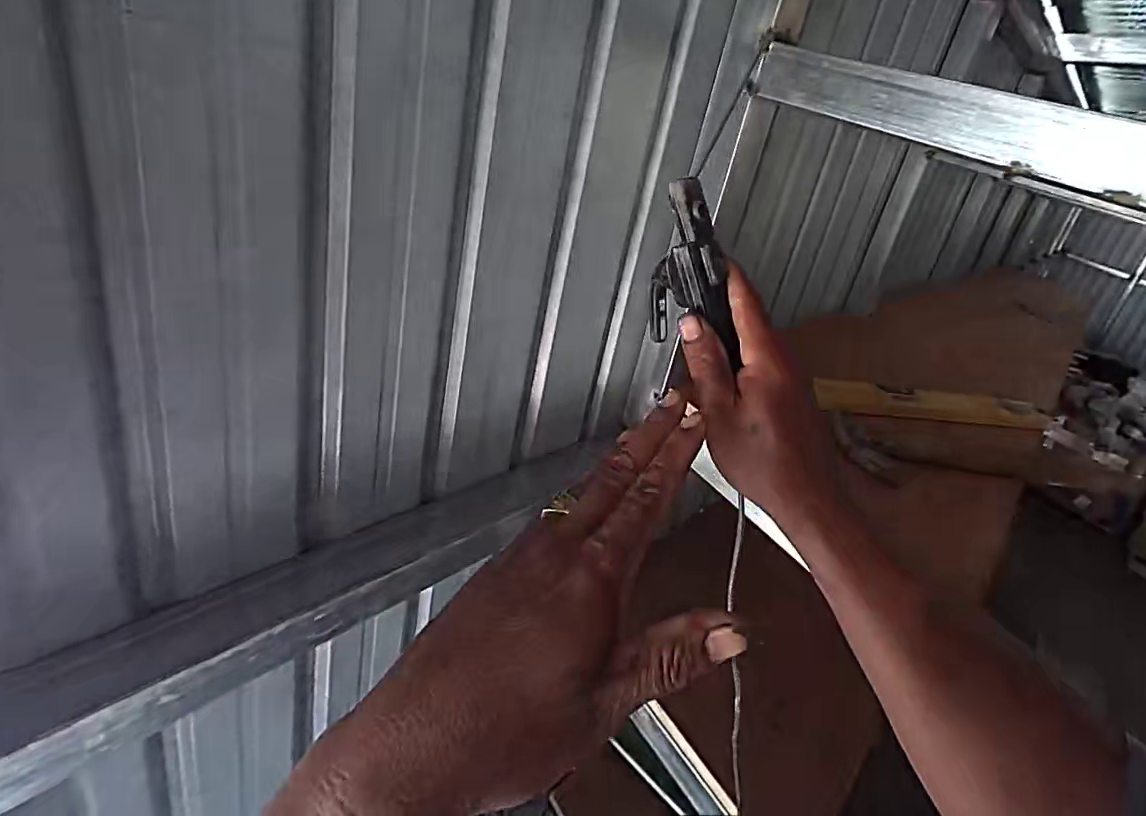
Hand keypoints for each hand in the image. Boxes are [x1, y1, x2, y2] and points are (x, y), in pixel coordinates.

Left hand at [270, 393, 745, 815]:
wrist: (415, 741)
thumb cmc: (503, 729)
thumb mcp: (606, 702)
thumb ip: (672, 656)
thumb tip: (729, 634)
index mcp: (592, 579)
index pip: (646, 498)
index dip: (674, 454)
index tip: (691, 422)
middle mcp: (557, 553)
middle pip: (614, 475)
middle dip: (649, 434)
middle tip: (670, 404)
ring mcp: (525, 555)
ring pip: (583, 488)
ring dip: (618, 457)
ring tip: (638, 437)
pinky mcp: (502, 566)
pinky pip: (555, 510)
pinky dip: (584, 488)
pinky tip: (585, 498)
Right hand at [679, 263, 839, 525]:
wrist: (807, 499)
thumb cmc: (766, 464)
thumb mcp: (719, 413)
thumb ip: (706, 364)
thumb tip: (694, 326)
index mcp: (768, 359)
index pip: (747, 301)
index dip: (730, 277)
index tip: (717, 259)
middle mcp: (787, 361)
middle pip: (752, 321)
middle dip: (722, 312)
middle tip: (696, 310)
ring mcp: (795, 377)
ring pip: (757, 345)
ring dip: (731, 342)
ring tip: (703, 354)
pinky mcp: (796, 393)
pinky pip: (766, 364)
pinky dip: (743, 363)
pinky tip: (726, 385)